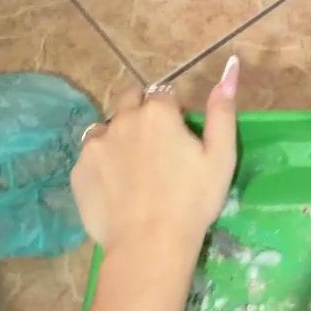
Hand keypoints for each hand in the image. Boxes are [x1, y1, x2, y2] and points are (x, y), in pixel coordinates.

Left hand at [71, 57, 238, 257]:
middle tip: (161, 150)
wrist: (150, 244)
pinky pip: (92, 155)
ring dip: (122, 136)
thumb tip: (230, 66)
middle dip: (145, 114)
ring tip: (138, 170)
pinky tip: (121, 187)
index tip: (184, 140)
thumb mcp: (221, 155)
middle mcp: (121, 119)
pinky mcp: (79, 170)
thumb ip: (223, 109)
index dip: (177, 114)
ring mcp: (94, 145)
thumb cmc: (193, 200)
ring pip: (109, 127)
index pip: (165, 95)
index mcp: (157, 113)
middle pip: (131, 101)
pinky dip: (106, 162)